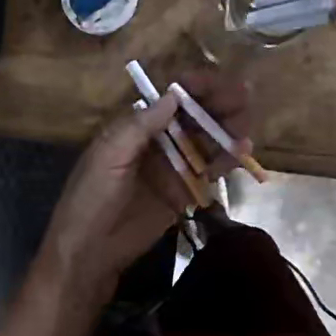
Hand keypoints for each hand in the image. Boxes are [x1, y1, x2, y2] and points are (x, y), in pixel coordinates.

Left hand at [35, 69, 250, 294]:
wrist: (90, 251)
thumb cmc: (91, 199)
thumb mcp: (108, 157)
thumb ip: (139, 127)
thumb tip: (173, 95)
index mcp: (132, 129)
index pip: (168, 99)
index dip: (193, 88)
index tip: (220, 83)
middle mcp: (154, 143)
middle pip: (191, 117)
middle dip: (217, 106)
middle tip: (244, 99)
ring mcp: (169, 168)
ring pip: (204, 142)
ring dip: (226, 131)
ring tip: (246, 126)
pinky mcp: (181, 194)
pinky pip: (207, 172)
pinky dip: (224, 161)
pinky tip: (240, 153)